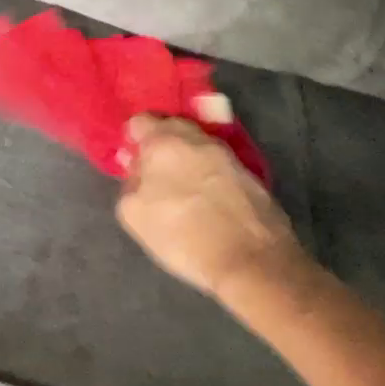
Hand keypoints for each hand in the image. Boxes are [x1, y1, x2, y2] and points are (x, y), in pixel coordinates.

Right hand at [117, 112, 304, 298]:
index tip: (134, 161)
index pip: (140, 121)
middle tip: (157, 171)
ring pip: (200, 147)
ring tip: (185, 189)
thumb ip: (130, 182)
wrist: (252, 264)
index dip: (133, 139)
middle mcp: (198, 141)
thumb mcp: (132, 213)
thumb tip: (140, 171)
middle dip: (162, 143)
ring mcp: (230, 158)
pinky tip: (210, 202)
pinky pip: (221, 167)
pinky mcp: (254, 178)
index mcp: (164, 143)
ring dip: (189, 159)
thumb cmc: (182, 235)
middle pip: (173, 127)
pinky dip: (212, 176)